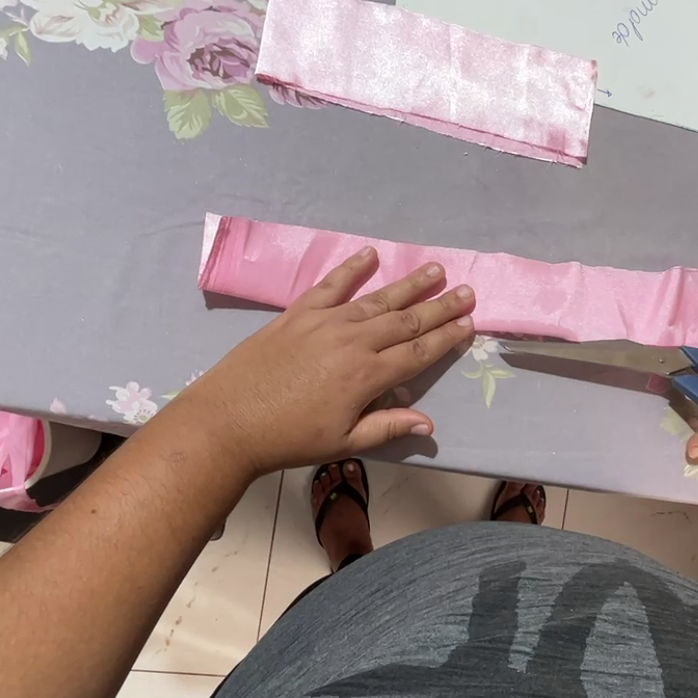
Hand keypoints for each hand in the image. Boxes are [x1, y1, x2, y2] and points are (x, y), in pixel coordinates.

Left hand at [167, 248, 474, 477]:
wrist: (228, 421)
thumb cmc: (289, 438)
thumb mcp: (343, 441)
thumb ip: (387, 427)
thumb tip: (429, 424)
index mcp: (366, 376)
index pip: (417, 352)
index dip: (446, 337)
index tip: (469, 324)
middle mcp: (352, 341)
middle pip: (405, 320)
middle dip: (440, 306)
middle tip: (467, 291)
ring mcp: (324, 322)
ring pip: (376, 299)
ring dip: (409, 284)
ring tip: (435, 270)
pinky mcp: (297, 313)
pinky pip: (331, 285)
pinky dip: (351, 269)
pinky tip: (370, 255)